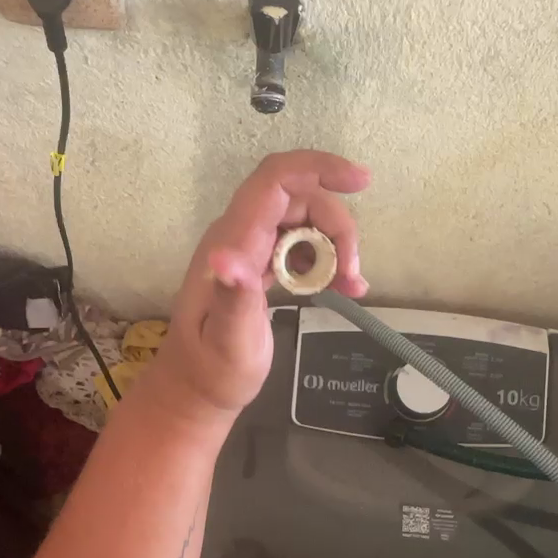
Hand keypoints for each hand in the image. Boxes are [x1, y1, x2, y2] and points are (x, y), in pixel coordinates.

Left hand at [148, 151, 370, 422]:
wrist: (197, 389)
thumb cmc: (212, 370)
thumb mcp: (228, 341)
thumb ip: (233, 299)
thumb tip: (227, 260)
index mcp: (233, 244)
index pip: (275, 181)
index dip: (318, 168)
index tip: (361, 181)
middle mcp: (240, 237)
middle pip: (300, 200)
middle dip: (336, 227)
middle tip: (352, 274)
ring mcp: (250, 250)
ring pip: (304, 223)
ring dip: (335, 247)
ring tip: (350, 286)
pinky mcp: (260, 267)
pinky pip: (300, 247)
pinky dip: (326, 262)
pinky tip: (342, 289)